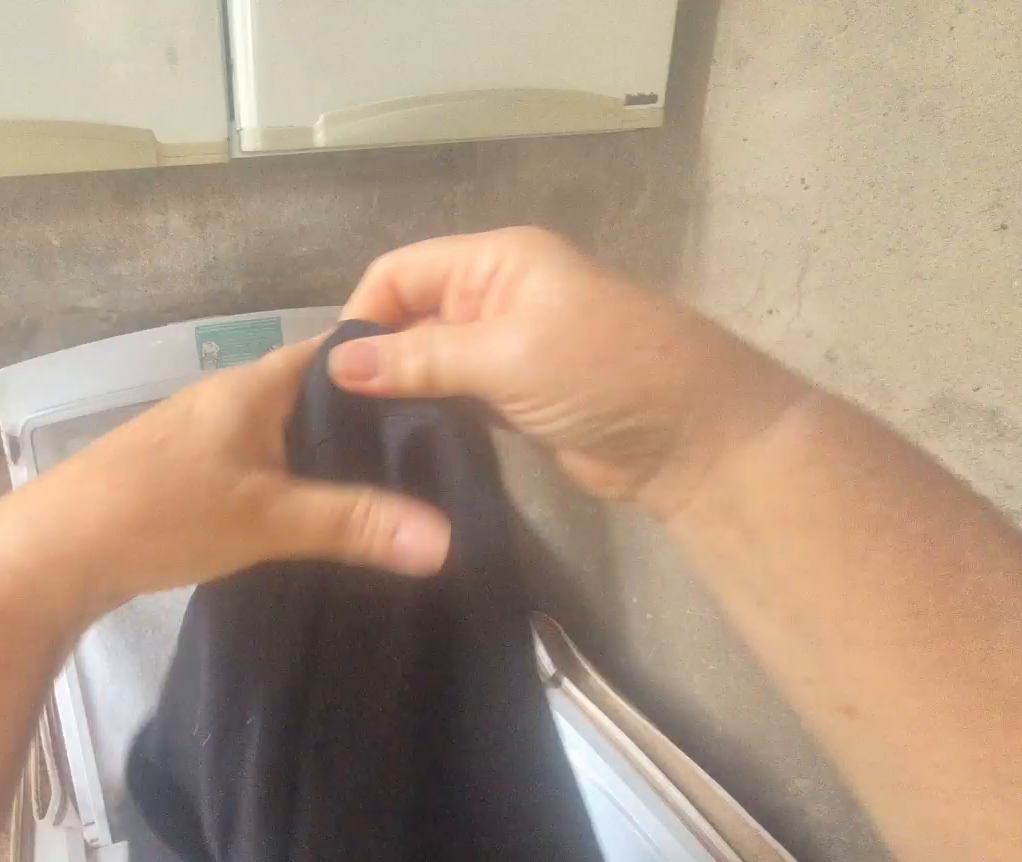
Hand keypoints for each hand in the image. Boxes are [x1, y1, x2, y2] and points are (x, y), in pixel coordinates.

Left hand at [0, 337, 452, 616]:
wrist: (58, 550)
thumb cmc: (164, 513)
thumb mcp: (268, 518)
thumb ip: (354, 523)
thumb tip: (446, 541)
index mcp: (254, 386)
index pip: (337, 353)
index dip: (388, 367)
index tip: (441, 396)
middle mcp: (230, 397)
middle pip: (315, 394)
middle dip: (367, 419)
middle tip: (428, 453)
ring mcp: (205, 433)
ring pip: (285, 431)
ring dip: (328, 452)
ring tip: (386, 482)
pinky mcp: (189, 469)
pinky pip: (260, 460)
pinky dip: (293, 476)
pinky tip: (314, 509)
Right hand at [332, 227, 809, 515]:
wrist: (688, 438)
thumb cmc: (603, 372)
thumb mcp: (506, 355)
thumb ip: (420, 359)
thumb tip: (337, 364)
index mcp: (494, 261)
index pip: (400, 273)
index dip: (362, 315)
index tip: (333, 376)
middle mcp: (491, 297)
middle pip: (409, 317)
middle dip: (374, 357)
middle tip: (338, 414)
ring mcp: (501, 349)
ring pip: (427, 361)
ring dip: (398, 390)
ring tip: (358, 432)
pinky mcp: (509, 396)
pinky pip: (451, 396)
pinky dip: (428, 412)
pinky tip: (399, 440)